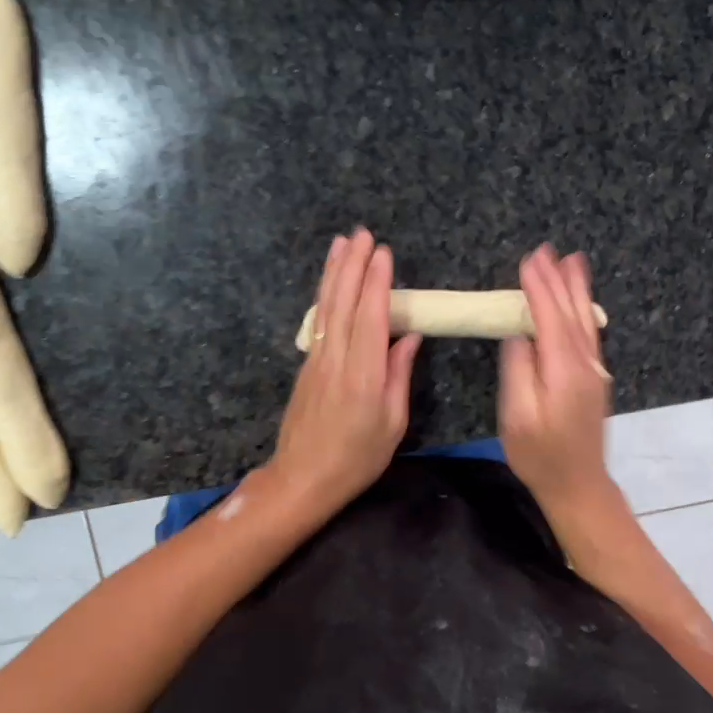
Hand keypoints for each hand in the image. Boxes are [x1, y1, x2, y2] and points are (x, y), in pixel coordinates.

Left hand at [269, 228, 420, 515]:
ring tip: (342, 243)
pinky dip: (326, 296)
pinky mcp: (307, 367)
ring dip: (334, 273)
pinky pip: (319, 322)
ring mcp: (317, 361)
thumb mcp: (392, 423)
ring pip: (326, 308)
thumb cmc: (357, 458)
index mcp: (363, 376)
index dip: (376, 282)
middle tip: (361, 233)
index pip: (370, 318)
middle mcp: (336, 360)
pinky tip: (331, 282)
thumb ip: (399, 375)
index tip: (383, 253)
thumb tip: (409, 336)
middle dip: (352, 265)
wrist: (303, 479)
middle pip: (343, 303)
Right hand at [498, 245, 614, 511]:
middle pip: (571, 312)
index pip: (549, 317)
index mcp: (563, 369)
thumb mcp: (517, 415)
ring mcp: (594, 370)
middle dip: (558, 279)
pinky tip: (582, 301)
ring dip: (577, 288)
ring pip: (585, 319)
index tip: (529, 259)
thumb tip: (518, 334)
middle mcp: (584, 363)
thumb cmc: (539, 454)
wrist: (578, 484)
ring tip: (573, 260)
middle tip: (547, 249)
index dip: (539, 287)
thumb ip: (518, 370)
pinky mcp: (595, 379)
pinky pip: (590, 332)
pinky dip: (585, 309)